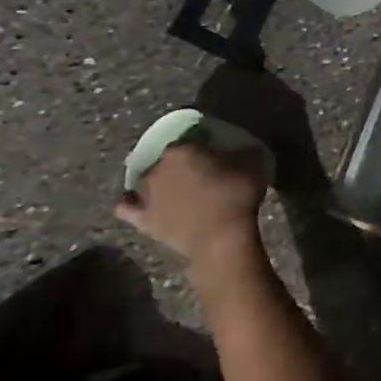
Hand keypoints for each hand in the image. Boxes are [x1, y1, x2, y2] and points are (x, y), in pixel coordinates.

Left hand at [116, 141, 267, 262]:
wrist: (220, 239)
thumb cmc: (236, 196)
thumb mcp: (253, 164)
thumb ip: (244, 151)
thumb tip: (243, 150)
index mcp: (181, 149)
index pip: (187, 141)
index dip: (199, 148)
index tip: (211, 155)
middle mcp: (157, 167)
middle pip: (165, 161)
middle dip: (178, 166)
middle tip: (197, 175)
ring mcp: (146, 195)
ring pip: (145, 181)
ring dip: (157, 183)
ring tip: (174, 192)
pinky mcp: (142, 220)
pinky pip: (127, 207)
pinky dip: (130, 203)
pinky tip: (137, 203)